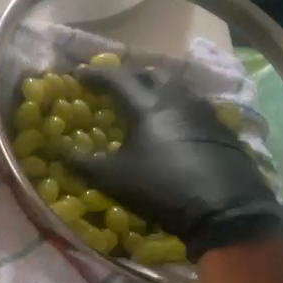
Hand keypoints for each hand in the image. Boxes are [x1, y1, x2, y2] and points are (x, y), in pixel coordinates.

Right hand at [71, 66, 282, 260]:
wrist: (225, 208)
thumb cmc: (161, 187)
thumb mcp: (112, 178)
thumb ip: (81, 162)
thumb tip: (56, 149)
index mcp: (146, 105)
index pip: (115, 79)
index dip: (93, 75)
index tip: (77, 75)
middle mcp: (175, 98)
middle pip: (149, 74)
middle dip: (127, 77)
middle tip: (112, 87)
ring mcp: (202, 111)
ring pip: (175, 87)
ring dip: (154, 89)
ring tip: (142, 102)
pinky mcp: (220, 128)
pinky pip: (192, 105)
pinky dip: (174, 106)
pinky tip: (171, 124)